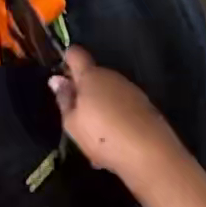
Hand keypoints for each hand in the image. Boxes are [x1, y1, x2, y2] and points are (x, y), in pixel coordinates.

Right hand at [50, 46, 189, 182]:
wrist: (148, 151)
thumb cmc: (102, 135)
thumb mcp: (72, 123)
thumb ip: (64, 99)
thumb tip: (57, 79)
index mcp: (91, 76)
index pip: (76, 54)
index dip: (67, 59)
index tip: (61, 73)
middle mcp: (112, 76)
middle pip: (93, 76)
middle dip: (83, 90)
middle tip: (74, 115)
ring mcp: (131, 89)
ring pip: (108, 93)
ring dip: (99, 107)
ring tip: (93, 135)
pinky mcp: (144, 104)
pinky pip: (121, 107)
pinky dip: (114, 118)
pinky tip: (111, 142)